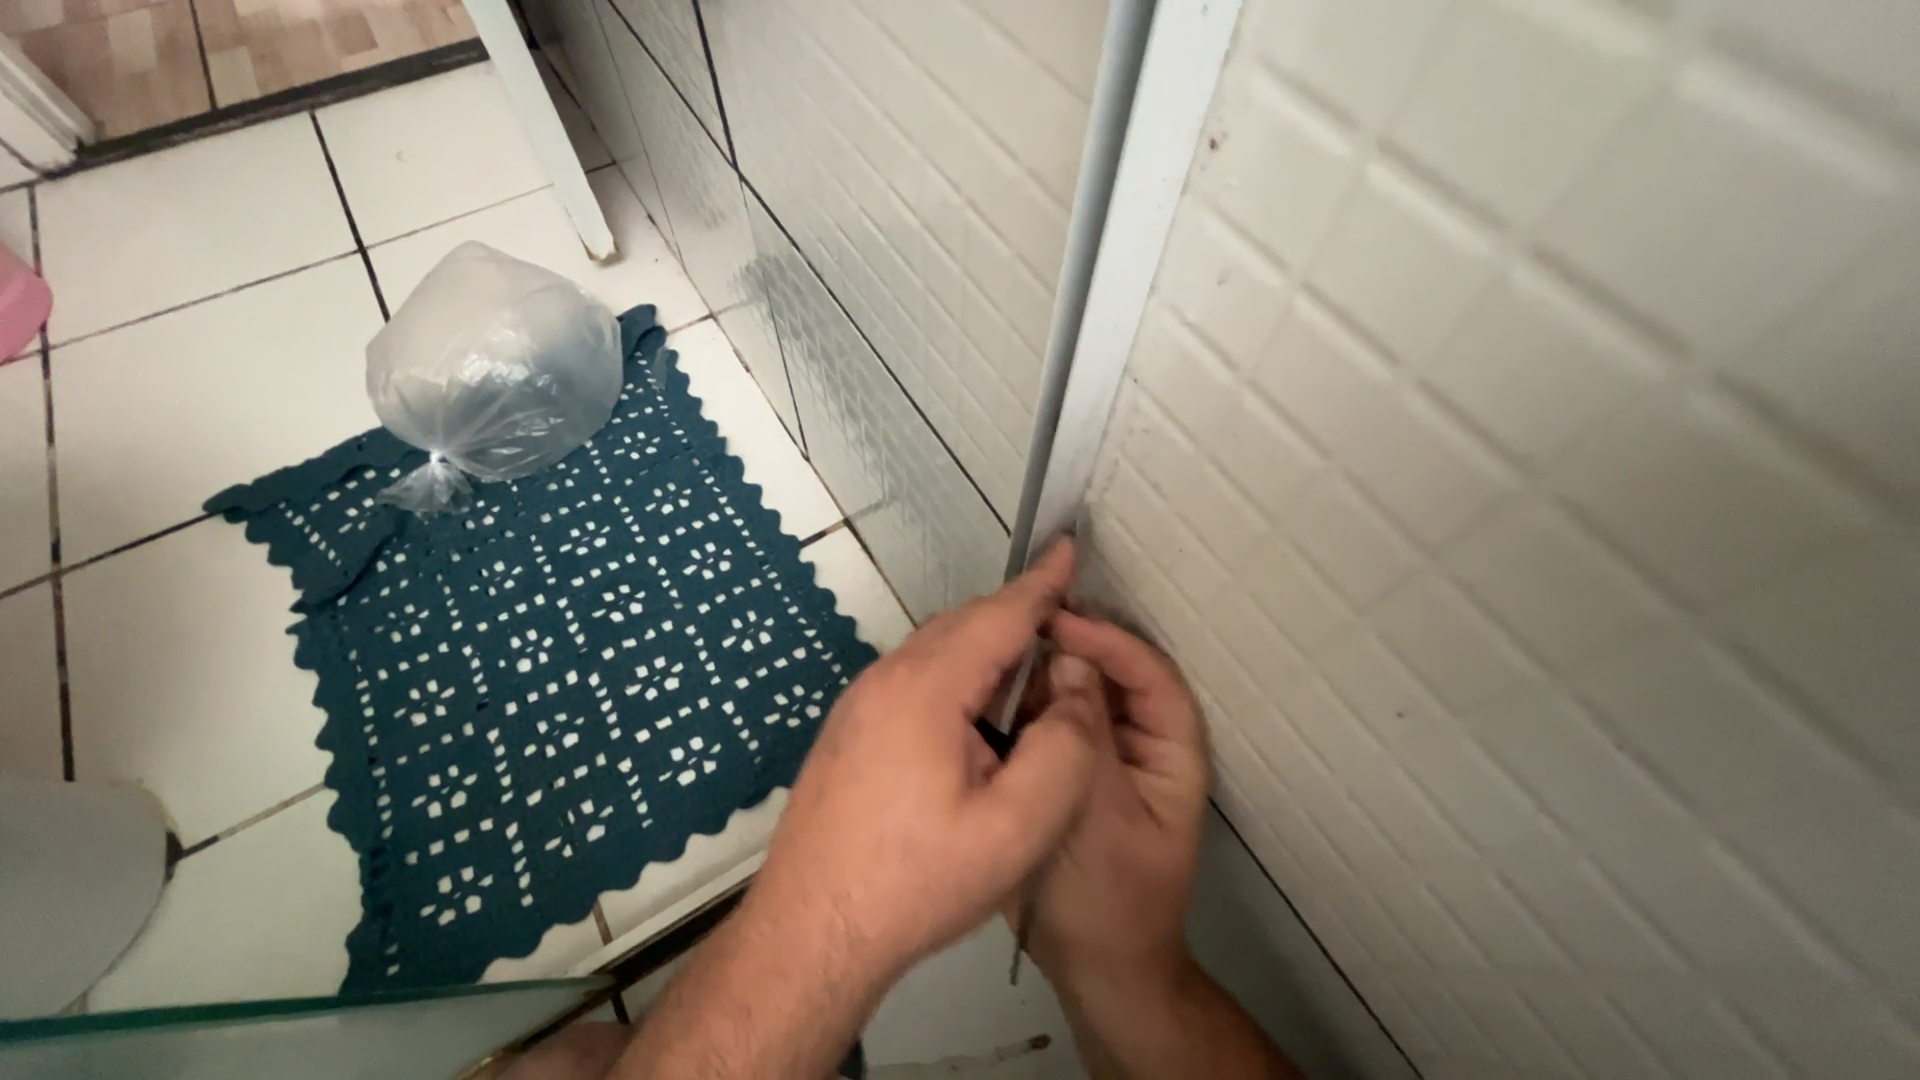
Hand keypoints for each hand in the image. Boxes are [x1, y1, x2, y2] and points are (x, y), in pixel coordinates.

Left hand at [746, 541, 1102, 984]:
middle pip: (963, 624)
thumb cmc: (917, 882)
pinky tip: (974, 713)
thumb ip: (1062, 751)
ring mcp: (858, 702)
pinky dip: (956, 673)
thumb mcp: (1016, 828)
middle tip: (1064, 620)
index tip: (1068, 547)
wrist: (812, 928)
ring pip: (935, 649)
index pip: (998, 614)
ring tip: (1029, 667)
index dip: (1042, 582)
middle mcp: (885, 678)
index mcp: (927, 688)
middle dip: (1016, 613)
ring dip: (985, 647)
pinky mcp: (848, 728)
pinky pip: (913, 676)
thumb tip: (1069, 693)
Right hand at [1018, 612, 1209, 988]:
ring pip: (1072, 694)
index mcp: (1168, 750)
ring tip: (995, 641)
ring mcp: (1095, 754)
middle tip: (1018, 617)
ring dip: (1040, 668)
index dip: (1109, 642)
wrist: (1089, 968)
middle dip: (1069, 645)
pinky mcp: (1060, 768)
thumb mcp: (1100, 815)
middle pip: (1109, 676)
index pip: (1149, 676)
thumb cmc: (1109, 898)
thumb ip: (1084, 736)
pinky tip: (984, 684)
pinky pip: (1044, 722)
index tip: (1058, 620)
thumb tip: (1068, 658)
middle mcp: (1135, 741)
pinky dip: (1019, 701)